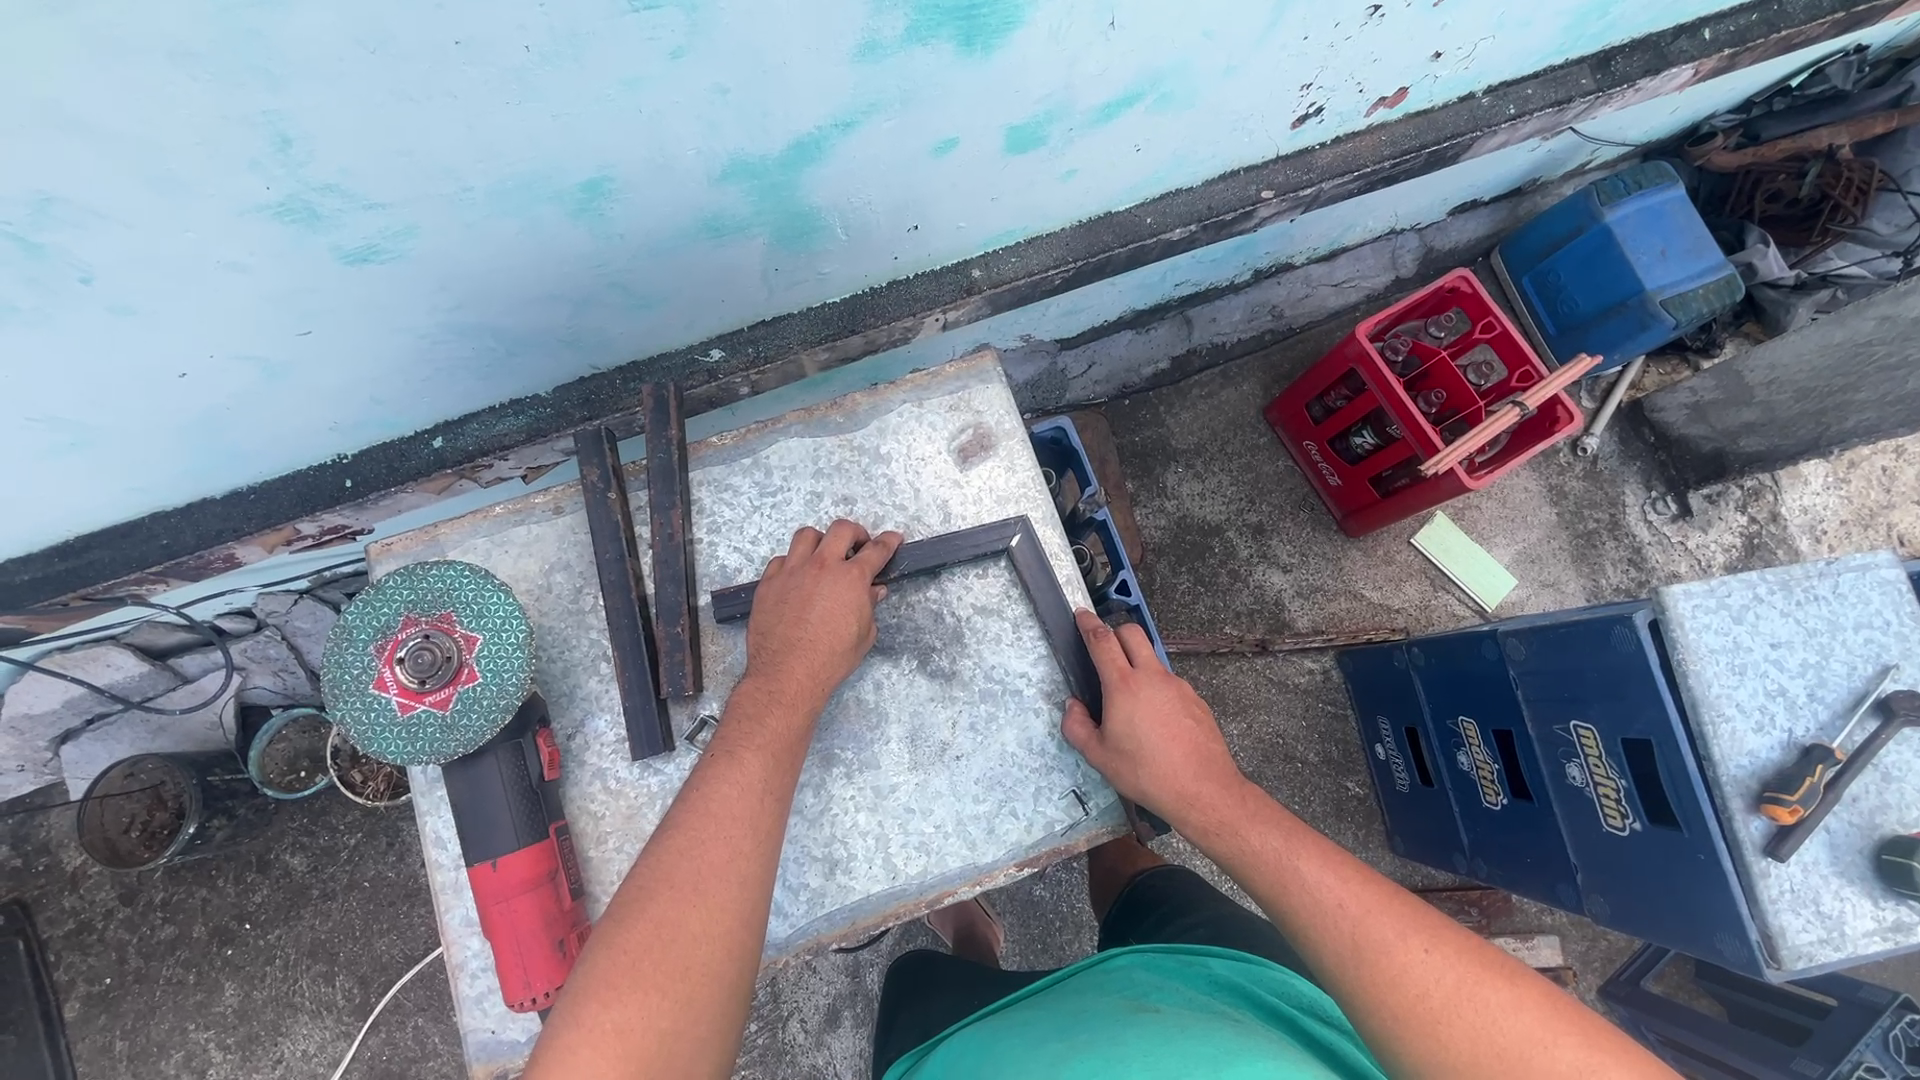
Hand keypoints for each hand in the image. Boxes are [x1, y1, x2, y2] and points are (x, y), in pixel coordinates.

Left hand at [742, 520, 902, 712]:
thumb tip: (873, 592)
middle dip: (855, 532)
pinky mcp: (769, 582)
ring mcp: (792, 571)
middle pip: (841, 529)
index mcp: (851, 578)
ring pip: (806, 535)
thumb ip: (869, 607)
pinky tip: (797, 578)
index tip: (893, 539)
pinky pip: (781, 559)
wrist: (787, 673)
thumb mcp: (864, 635)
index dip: (888, 542)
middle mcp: (822, 566)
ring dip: (820, 541)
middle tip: (858, 546)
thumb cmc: (831, 659)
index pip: (876, 550)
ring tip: (823, 556)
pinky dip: (792, 563)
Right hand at [1060, 610, 1247, 826]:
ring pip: (1152, 658)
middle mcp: (1152, 677)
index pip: (1102, 641)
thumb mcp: (1099, 756)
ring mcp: (1177, 685)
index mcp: (1124, 686)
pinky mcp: (1194, 698)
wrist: (1202, 789)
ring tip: (1129, 697)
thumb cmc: (1147, 773)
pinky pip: (1170, 681)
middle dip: (1114, 631)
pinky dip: (1157, 687)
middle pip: (1132, 633)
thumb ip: (1077, 726)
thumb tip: (1073, 707)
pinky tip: (1155, 718)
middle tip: (1104, 648)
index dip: (1088, 624)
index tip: (1081, 615)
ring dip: (1137, 662)